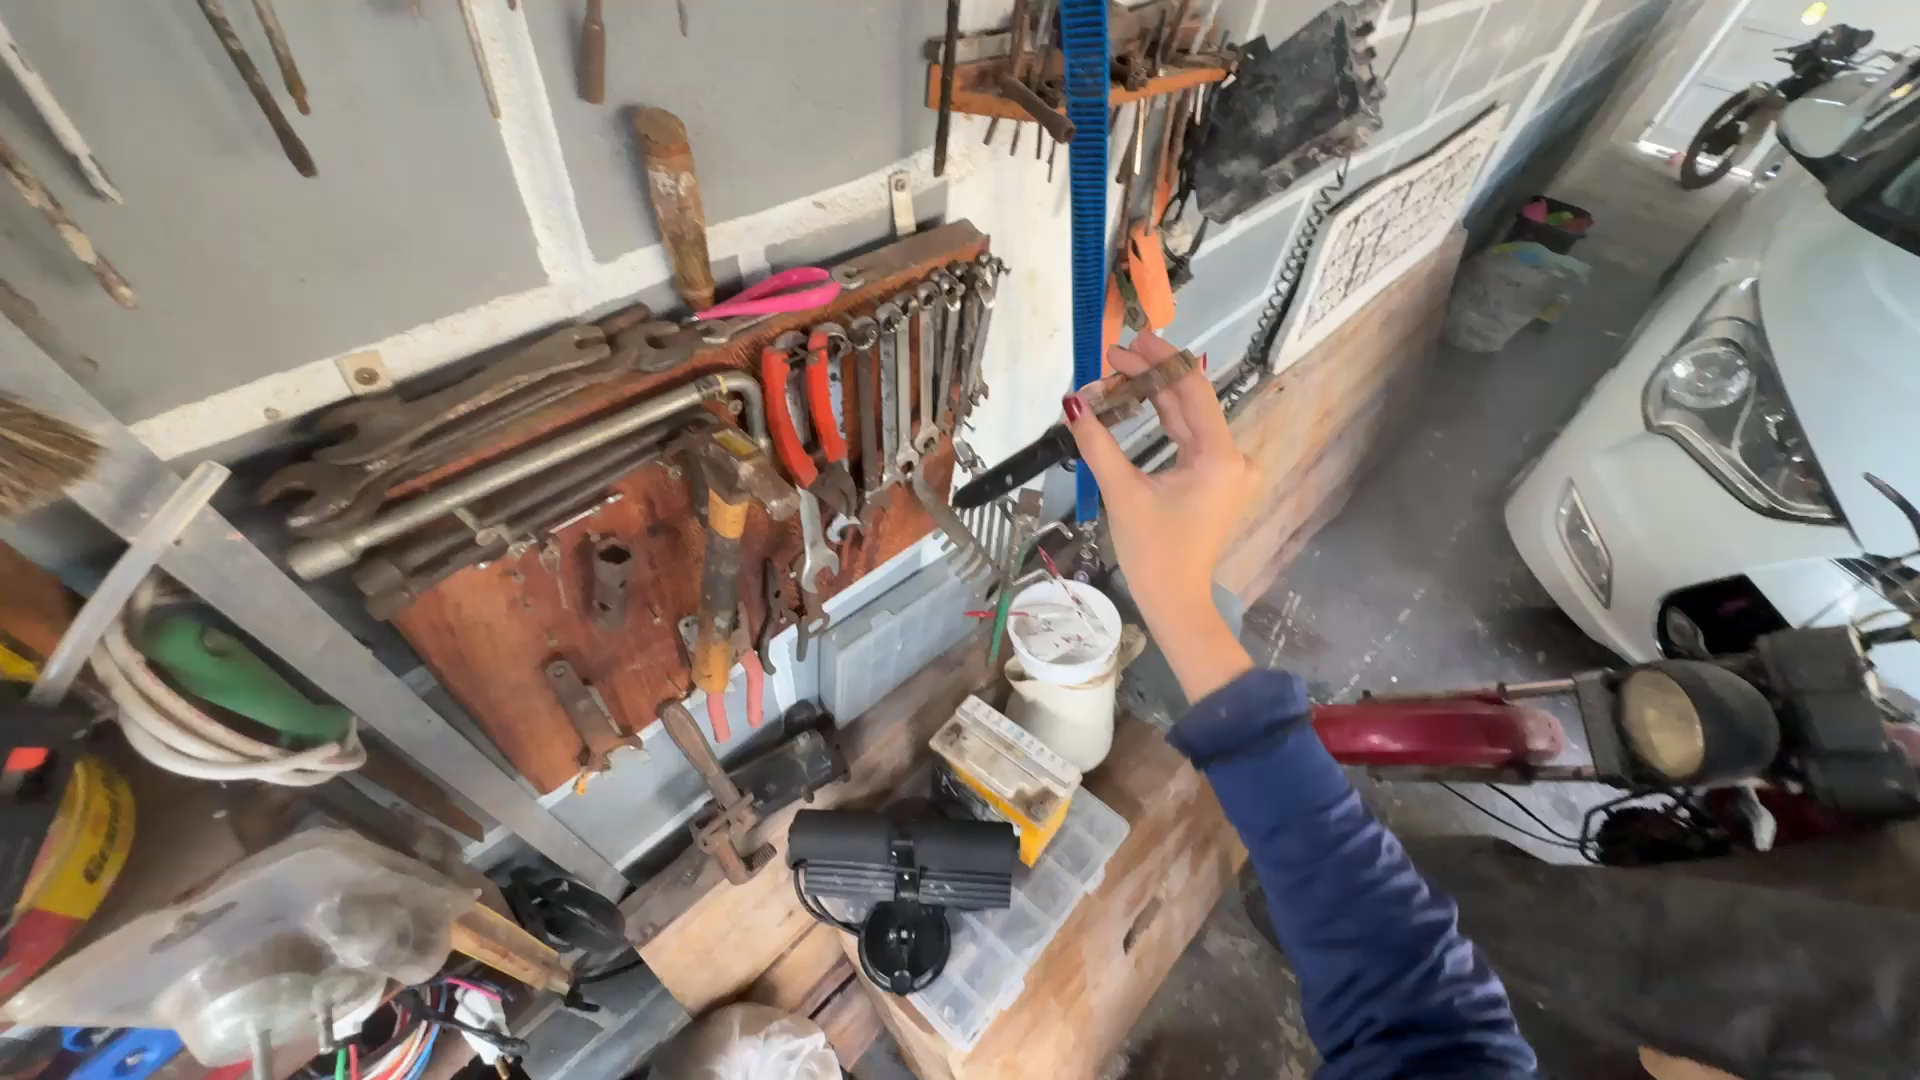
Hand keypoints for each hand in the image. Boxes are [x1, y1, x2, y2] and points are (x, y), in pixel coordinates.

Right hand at [1063, 330, 1258, 699]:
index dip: (1162, 360)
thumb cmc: (1151, 550)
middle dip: (1153, 376)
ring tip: (1118, 374)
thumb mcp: (1122, 492)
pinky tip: (1139, 403)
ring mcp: (1227, 469)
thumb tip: (1072, 403)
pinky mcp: (1216, 480)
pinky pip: (1190, 439)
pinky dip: (1165, 422)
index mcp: (1218, 456)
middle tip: (1114, 355)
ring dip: (1156, 397)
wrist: (1174, 598)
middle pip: (1191, 402)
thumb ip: (1097, 442)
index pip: (1192, 390)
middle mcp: (1233, 456)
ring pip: (1189, 419)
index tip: (1132, 339)